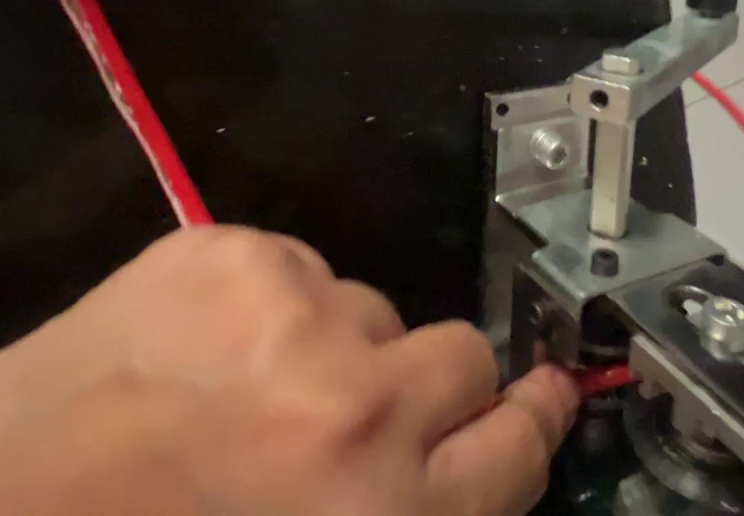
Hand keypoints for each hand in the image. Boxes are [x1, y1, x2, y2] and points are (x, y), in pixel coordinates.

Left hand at [0, 226, 578, 515]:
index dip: (531, 419)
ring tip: (249, 389)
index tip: (544, 395)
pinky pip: (293, 269)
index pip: (512, 448)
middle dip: (425, 389)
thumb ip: (386, 513)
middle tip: (360, 411)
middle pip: (460, 358)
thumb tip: (436, 475)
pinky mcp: (222, 254)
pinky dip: (266, 307)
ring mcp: (288, 314)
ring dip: (336, 346)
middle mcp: (355, 405)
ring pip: (370, 307)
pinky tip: (199, 350)